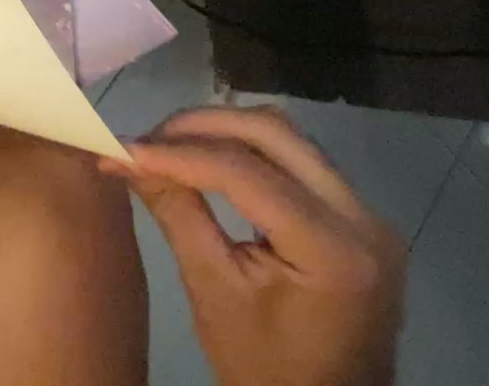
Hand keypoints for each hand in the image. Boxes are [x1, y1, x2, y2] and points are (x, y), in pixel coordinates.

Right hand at [100, 106, 406, 385]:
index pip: (245, 172)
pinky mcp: (356, 214)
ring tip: (171, 147)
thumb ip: (175, 212)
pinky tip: (207, 161)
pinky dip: (245, 149)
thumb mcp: (212, 291)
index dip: (178, 153)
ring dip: (223, 131)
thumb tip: (122, 156)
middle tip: (147, 141)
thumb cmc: (266, 366)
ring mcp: (367, 214)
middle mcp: (363, 219)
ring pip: (285, 135)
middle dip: (200, 126)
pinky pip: (295, 157)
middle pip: (273, 132)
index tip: (122, 148)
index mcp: (333, 251)